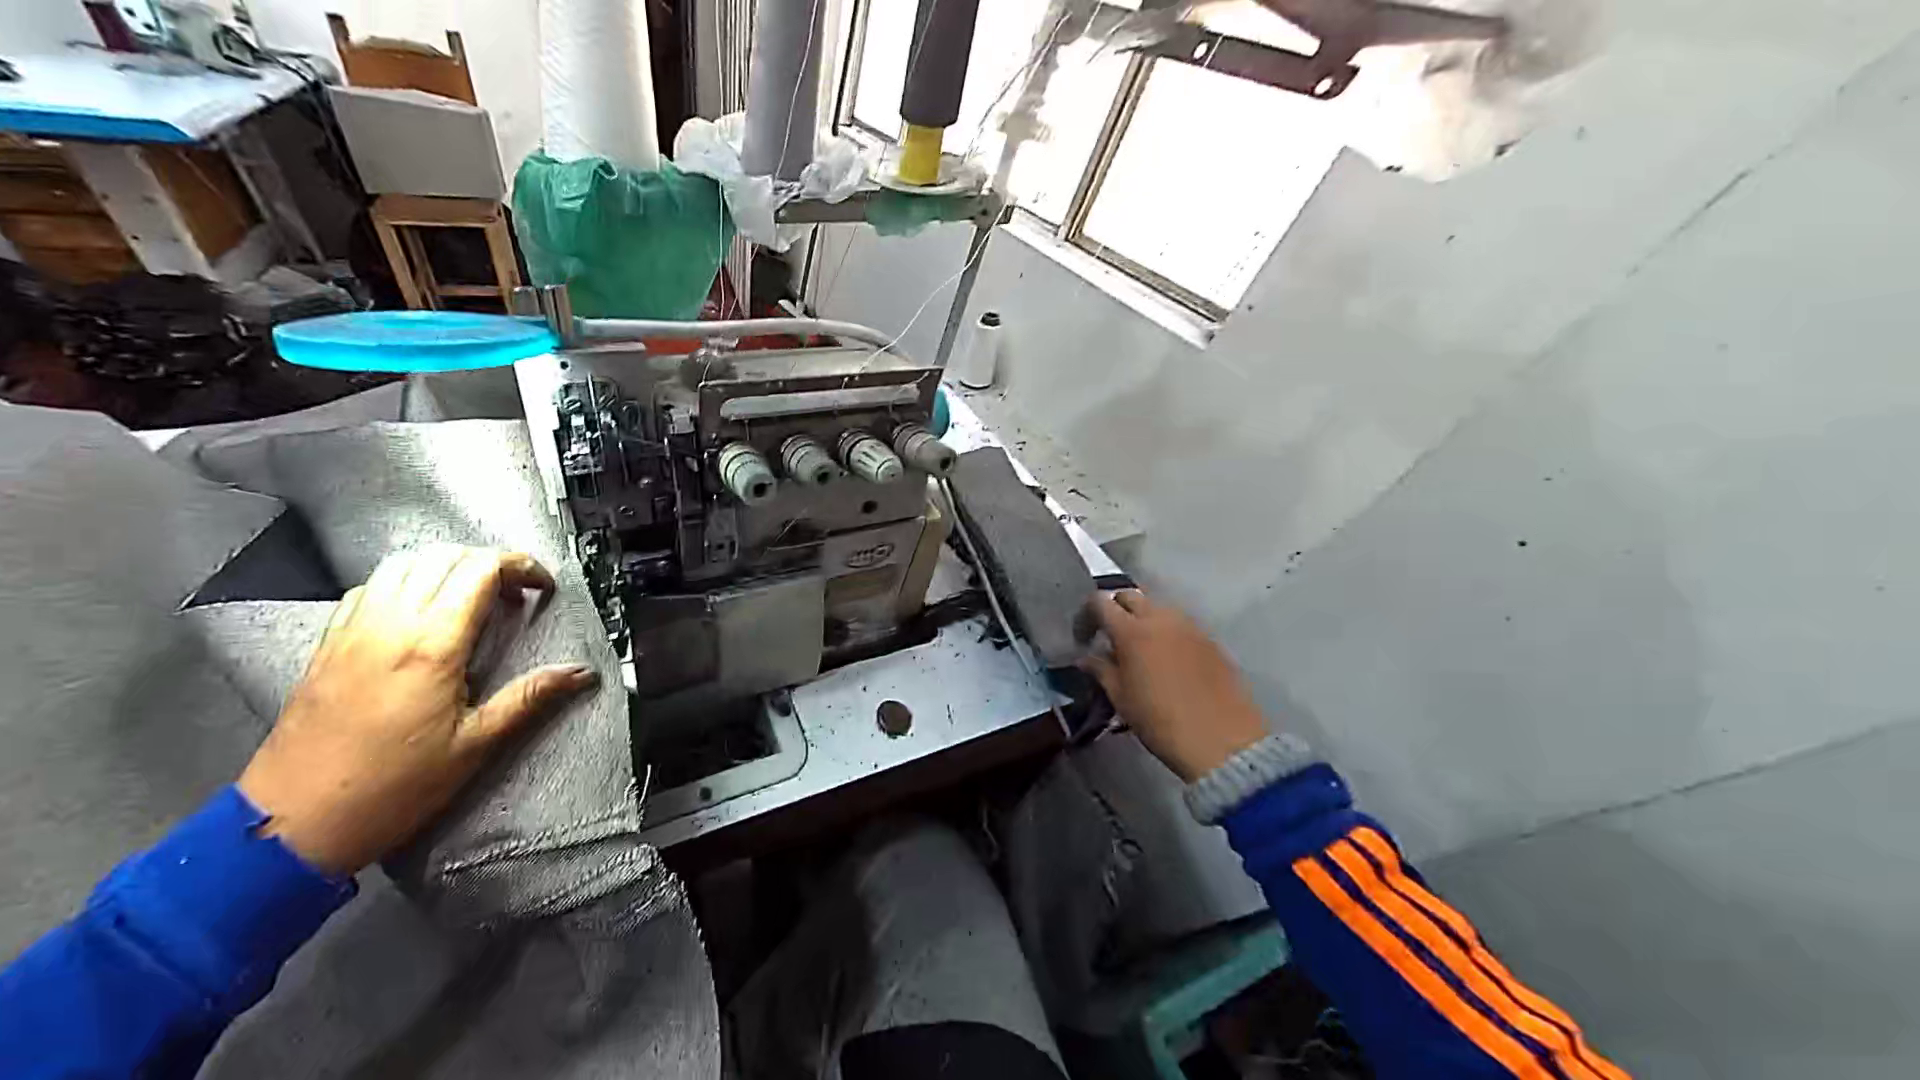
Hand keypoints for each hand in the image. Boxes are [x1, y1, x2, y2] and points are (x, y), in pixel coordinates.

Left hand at [237, 546, 596, 875]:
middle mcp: (388, 627)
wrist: (290, 825)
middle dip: (488, 562)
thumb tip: (580, 672)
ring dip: (446, 567)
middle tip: (515, 592)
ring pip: (402, 565)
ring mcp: (351, 633)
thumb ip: (529, 698)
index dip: (519, 566)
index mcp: (431, 647)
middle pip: (442, 557)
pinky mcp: (328, 647)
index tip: (542, 586)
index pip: (479, 570)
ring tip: (472, 597)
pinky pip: (369, 590)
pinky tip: (421, 613)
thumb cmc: (390, 789)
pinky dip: (406, 584)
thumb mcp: (475, 745)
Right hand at [1081, 590, 1269, 781]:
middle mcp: (1160, 618)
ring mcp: (1189, 626)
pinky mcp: (1210, 640)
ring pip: (1158, 608)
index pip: (1100, 602)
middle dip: (1115, 609)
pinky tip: (1167, 661)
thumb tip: (1085, 658)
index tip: (1084, 637)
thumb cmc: (1160, 721)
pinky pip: (1180, 625)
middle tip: (1110, 637)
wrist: (1222, 740)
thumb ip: (1100, 670)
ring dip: (1143, 619)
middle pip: (1130, 596)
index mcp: (1131, 630)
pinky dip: (1167, 633)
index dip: (1087, 614)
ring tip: (1140, 649)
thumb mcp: (1121, 698)